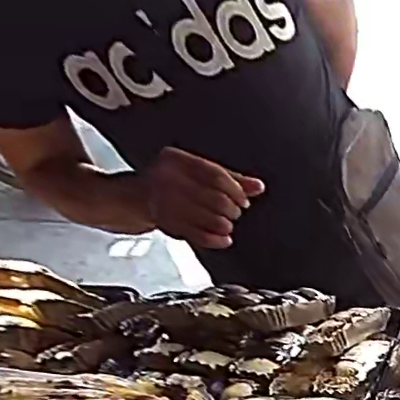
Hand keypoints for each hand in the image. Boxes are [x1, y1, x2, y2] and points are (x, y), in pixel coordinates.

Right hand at [141, 147, 264, 249]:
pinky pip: (202, 236)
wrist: (139, 196)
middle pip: (217, 199)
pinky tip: (225, 239)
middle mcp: (168, 178)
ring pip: (212, 219)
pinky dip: (219, 240)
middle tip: (234, 213)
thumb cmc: (177, 182)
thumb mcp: (200, 172)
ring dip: (226, 225)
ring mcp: (166, 202)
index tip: (244, 202)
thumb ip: (231, 179)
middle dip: (233, 210)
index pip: (216, 175)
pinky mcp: (167, 223)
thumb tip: (259, 186)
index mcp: (176, 159)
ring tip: (227, 224)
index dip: (236, 191)